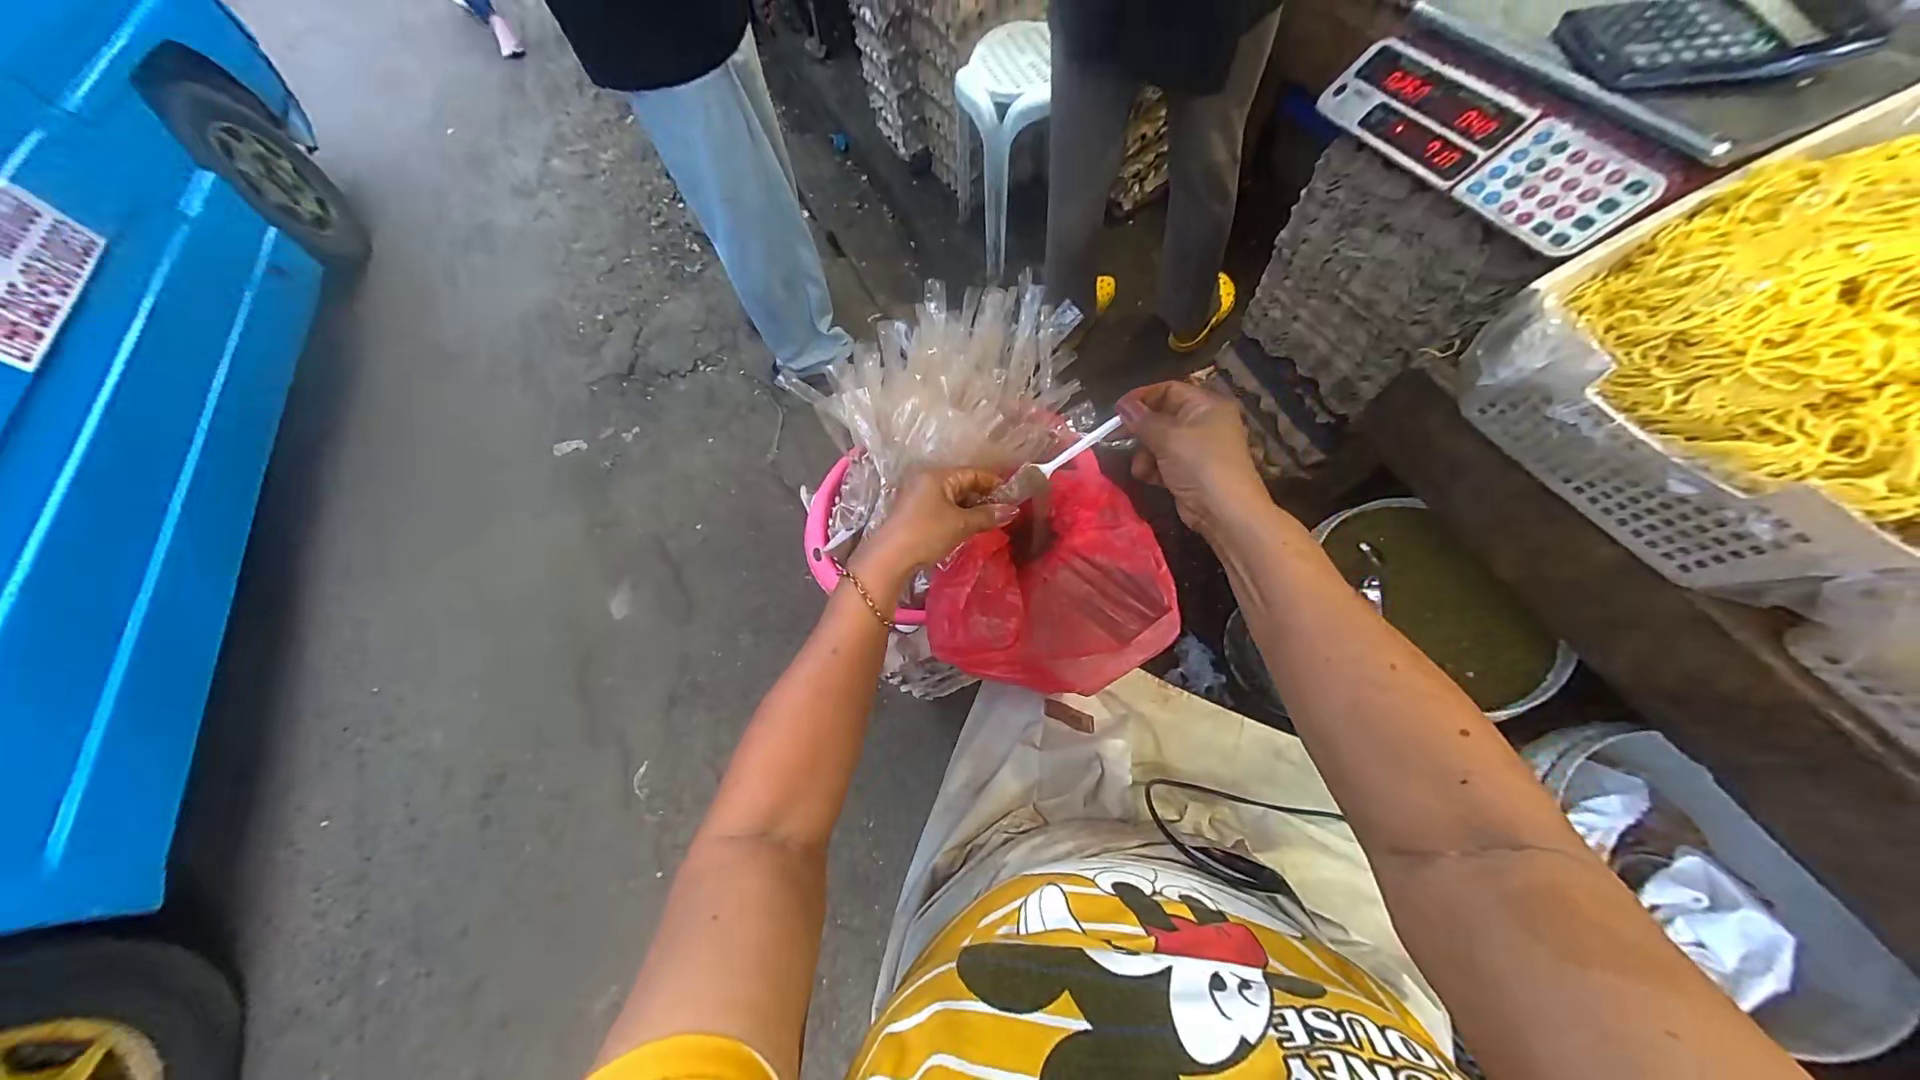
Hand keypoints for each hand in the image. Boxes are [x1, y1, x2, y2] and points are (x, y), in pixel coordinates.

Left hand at [854, 467, 1013, 581]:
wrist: (890, 558)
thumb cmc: (927, 533)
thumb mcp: (961, 524)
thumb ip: (988, 516)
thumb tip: (1013, 510)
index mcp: (937, 476)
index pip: (972, 473)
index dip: (993, 483)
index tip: (1012, 496)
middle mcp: (925, 481)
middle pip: (961, 484)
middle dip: (982, 497)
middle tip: (1002, 512)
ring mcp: (916, 497)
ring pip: (951, 498)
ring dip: (969, 509)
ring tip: (988, 522)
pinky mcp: (912, 514)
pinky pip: (941, 508)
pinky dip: (956, 516)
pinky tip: (966, 528)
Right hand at [1116, 381, 1267, 533]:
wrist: (1225, 511)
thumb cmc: (1200, 465)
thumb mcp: (1168, 437)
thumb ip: (1142, 420)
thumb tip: (1123, 405)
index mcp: (1205, 406)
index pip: (1169, 390)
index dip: (1142, 397)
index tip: (1117, 410)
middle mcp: (1202, 423)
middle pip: (1161, 417)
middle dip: (1140, 430)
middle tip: (1115, 437)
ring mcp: (1196, 449)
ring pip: (1158, 442)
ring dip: (1144, 454)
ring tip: (1142, 468)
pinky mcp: (1188, 471)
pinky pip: (1162, 462)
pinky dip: (1153, 468)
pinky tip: (1149, 478)